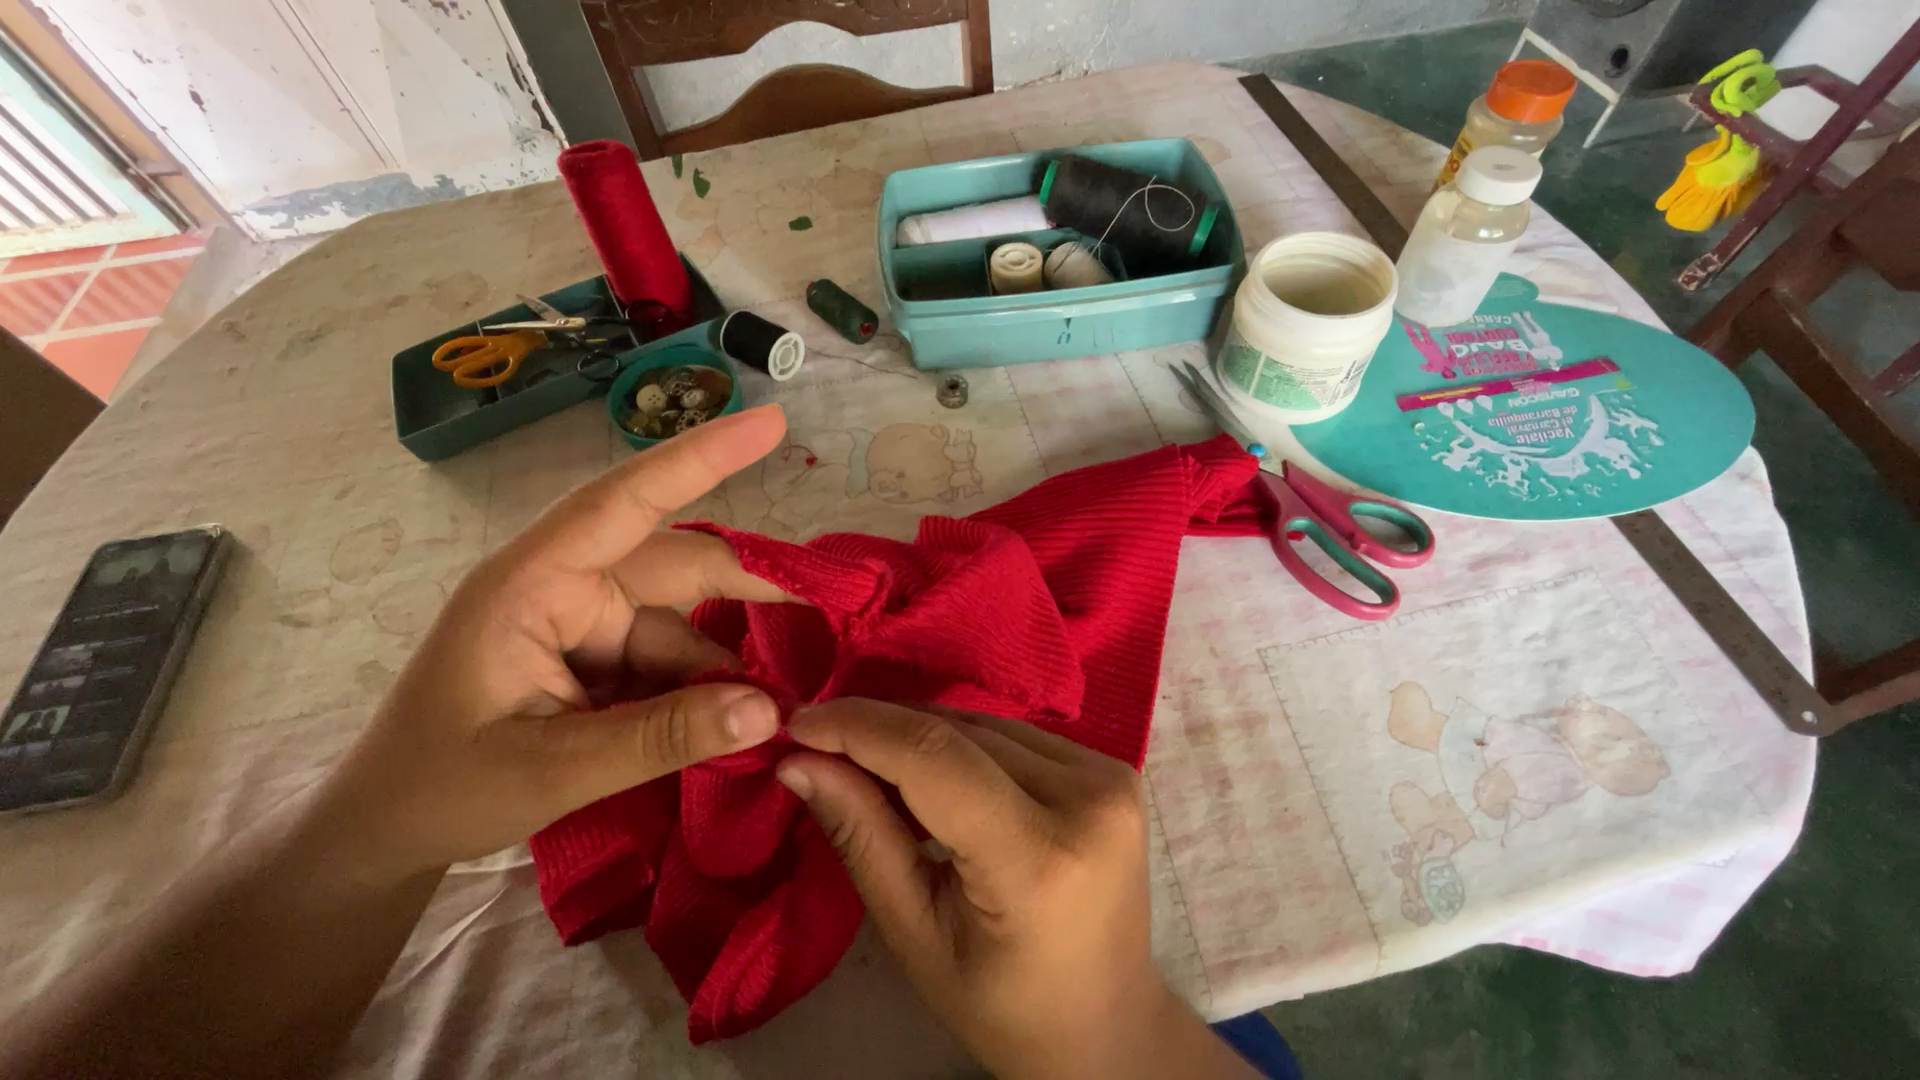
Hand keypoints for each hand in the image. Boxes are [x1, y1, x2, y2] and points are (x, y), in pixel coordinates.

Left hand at [314, 405, 795, 876]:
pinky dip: (705, 690)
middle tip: (831, 605)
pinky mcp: (599, 658)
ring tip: (776, 713)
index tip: (773, 424)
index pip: (625, 502)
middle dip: (750, 589)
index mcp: (533, 584)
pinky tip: (732, 726)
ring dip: (726, 667)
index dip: (700, 458)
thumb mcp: (552, 769)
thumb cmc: (440, 788)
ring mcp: (585, 622)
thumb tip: (769, 709)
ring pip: (685, 624)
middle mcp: (566, 586)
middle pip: (679, 566)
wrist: (386, 831)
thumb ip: (661, 737)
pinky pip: (672, 660)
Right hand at [775, 701, 1258, 1079]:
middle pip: (959, 733)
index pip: (936, 758)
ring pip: (986, 724)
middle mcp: (1088, 800)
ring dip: (921, 735)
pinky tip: (936, 775)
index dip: (860, 728)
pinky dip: (965, 745)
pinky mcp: (1115, 767)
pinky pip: (1016, 734)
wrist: (1108, 1022)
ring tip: (874, 767)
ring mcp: (1110, 777)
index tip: (798, 723)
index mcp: (1040, 859)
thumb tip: (800, 761)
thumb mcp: (915, 936)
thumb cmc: (1003, 1004)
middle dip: (881, 730)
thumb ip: (862, 838)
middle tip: (820, 747)